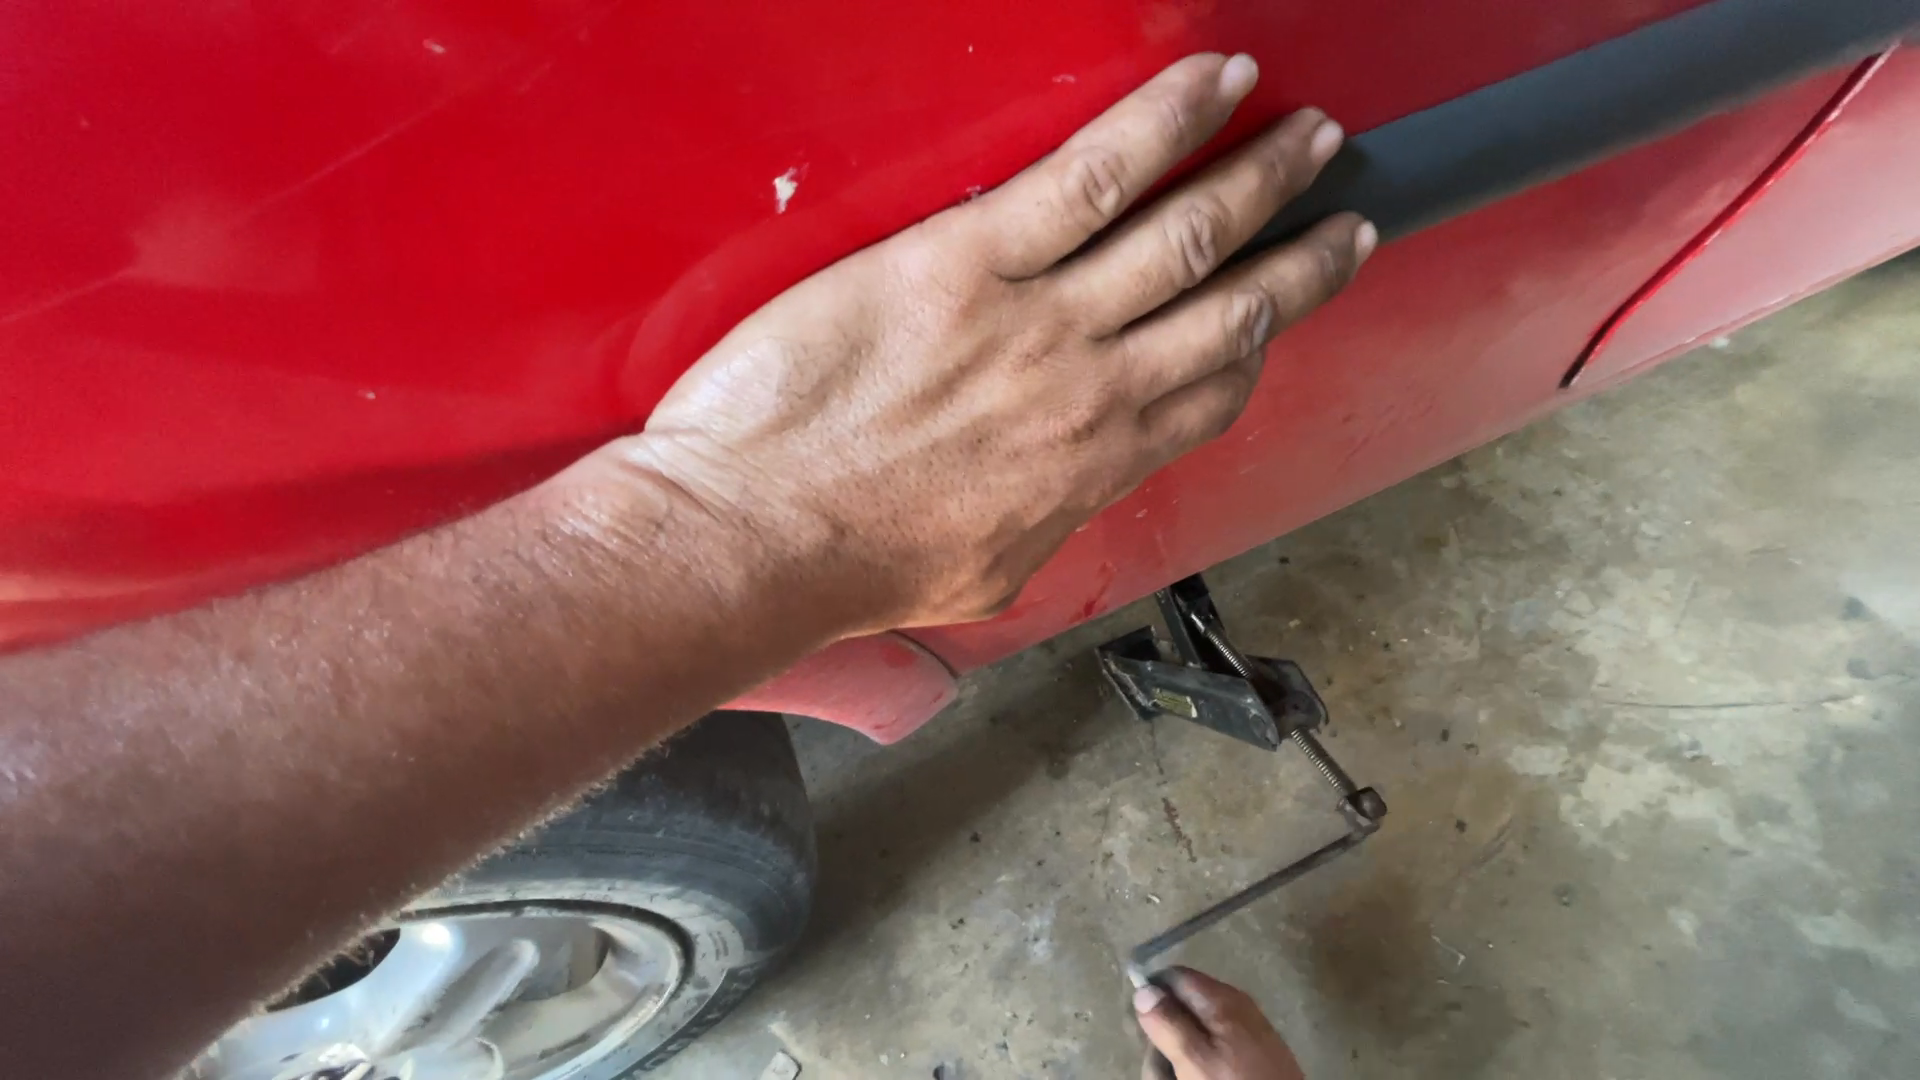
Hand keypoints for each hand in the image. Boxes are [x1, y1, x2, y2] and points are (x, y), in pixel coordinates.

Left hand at [586, 53, 1372, 636]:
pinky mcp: (966, 264)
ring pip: (1181, 233)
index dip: (1257, 349)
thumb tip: (1059, 496)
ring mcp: (1036, 322)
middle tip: (1340, 214)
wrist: (760, 539)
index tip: (1278, 321)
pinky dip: (1162, 125)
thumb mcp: (980, 570)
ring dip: (1256, 178)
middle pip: (1225, 308)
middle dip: (1297, 258)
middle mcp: (1089, 392)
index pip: (1208, 396)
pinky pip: (1091, 176)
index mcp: (1090, 469)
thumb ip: (1040, 522)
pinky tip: (1211, 86)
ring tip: (1302, 136)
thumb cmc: (853, 564)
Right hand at [1136, 967, 1306, 1079]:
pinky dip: (1202, 1068)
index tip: (1144, 1029)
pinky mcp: (1255, 1056)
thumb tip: (1142, 988)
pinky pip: (1216, 1052)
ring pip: (1196, 1035)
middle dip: (1165, 1039)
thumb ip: (1168, 1022)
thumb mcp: (1196, 1062)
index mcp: (1221, 998)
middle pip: (1182, 1008)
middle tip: (1164, 1071)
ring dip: (1180, 1060)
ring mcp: (1247, 1032)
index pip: (1173, 976)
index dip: (1153, 997)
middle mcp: (1234, 1006)